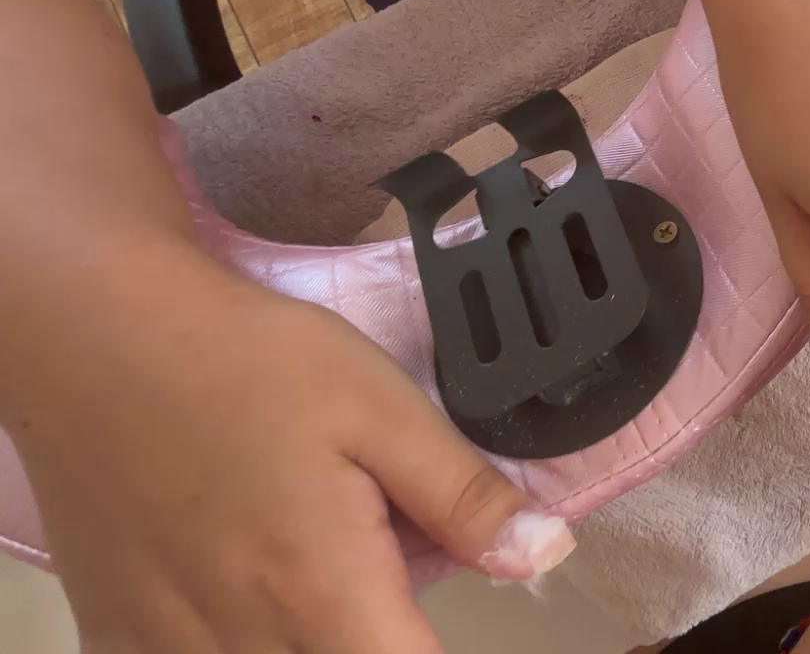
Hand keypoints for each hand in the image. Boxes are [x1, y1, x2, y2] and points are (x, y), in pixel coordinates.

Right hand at [5, 254, 570, 653]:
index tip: (457, 610)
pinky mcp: (116, 626)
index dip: (441, 650)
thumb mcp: (393, 417)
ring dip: (328, 638)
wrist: (110, 343)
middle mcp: (233, 637)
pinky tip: (273, 576)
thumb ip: (464, 498)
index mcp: (317, 585)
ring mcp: (160, 642)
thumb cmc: (270, 371)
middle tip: (406, 555)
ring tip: (349, 553)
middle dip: (386, 637)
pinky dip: (255, 637)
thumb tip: (543, 555)